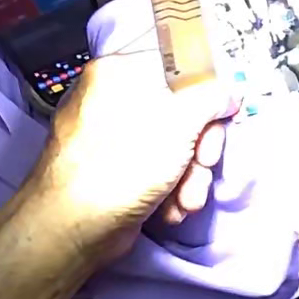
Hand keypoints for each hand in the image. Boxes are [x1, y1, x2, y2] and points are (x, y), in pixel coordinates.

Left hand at [24, 48, 232, 260]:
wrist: (70, 228)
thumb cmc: (124, 165)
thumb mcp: (180, 122)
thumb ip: (211, 98)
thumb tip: (229, 92)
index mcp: (119, 73)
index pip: (179, 70)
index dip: (207, 96)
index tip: (222, 119)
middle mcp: (111, 100)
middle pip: (179, 113)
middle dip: (199, 150)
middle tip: (204, 166)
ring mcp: (110, 138)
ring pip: (171, 147)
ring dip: (188, 177)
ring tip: (185, 200)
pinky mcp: (113, 172)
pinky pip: (153, 170)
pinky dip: (167, 190)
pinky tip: (169, 209)